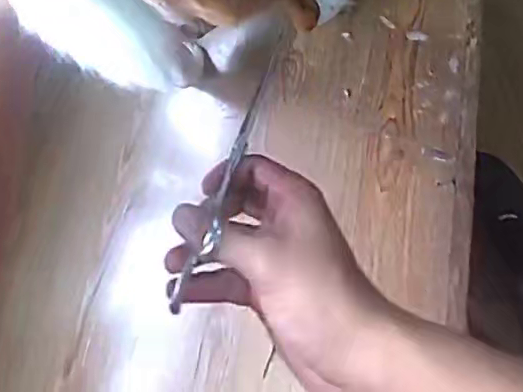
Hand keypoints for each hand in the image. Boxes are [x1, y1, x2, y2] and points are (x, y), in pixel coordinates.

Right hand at [166, 156, 398, 390]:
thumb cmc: (318, 294)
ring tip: (172, 264)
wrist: (350, 352)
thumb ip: (220, 235)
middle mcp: (284, 221)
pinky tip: (183, 290)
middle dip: (208, 217)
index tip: (200, 194)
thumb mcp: (265, 258)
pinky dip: (209, 280)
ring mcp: (276, 256)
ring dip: (203, 251)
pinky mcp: (269, 288)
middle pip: (238, 205)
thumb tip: (183, 214)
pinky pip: (232, 275)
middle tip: (184, 231)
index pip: (254, 169)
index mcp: (293, 199)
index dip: (226, 175)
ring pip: (232, 242)